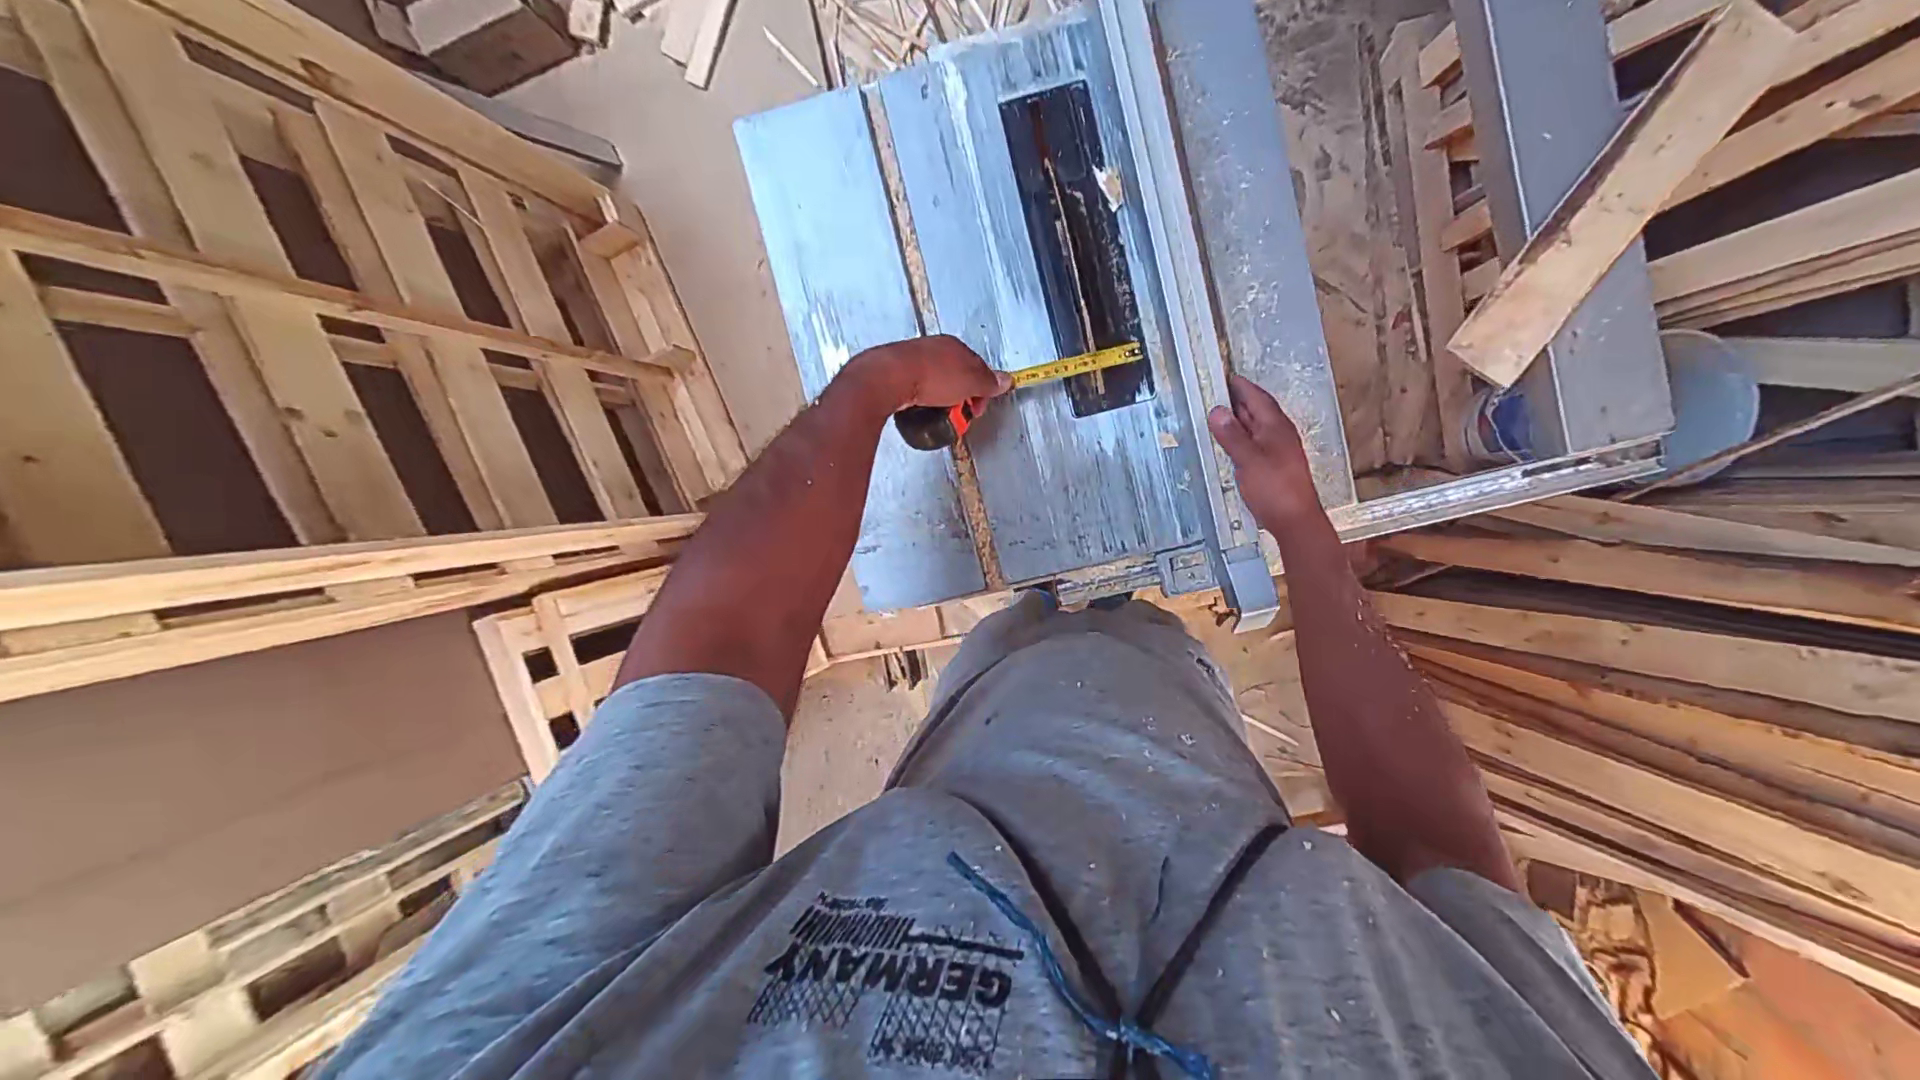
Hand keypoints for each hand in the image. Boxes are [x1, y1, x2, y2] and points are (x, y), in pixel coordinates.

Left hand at [842, 335, 1012, 412]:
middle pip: (956, 374)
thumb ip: (988, 382)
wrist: (889, 378)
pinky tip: (921, 410)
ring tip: (940, 416)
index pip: (977, 366)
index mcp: (955, 346)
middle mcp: (934, 348)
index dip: (982, 389)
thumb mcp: (970, 383)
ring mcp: (914, 359)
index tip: (979, 407)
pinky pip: (917, 389)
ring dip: (942, 400)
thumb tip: (1005, 380)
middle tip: (961, 414)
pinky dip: (922, 401)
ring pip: (936, 382)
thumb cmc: (929, 375)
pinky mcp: (897, 373)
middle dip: (962, 396)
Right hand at [1207, 374, 1324, 531]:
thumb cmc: (1276, 489)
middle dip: (1237, 399)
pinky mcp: (1273, 465)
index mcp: (1275, 427)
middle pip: (1256, 409)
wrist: (1295, 520)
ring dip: (1238, 418)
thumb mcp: (1248, 460)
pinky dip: (1240, 436)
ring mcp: (1277, 450)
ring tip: (1219, 414)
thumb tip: (1217, 411)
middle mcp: (1279, 434)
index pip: (1256, 397)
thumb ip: (1231, 435)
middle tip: (1216, 392)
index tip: (1224, 376)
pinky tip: (1231, 442)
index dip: (1240, 386)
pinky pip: (1254, 442)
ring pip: (1255, 426)